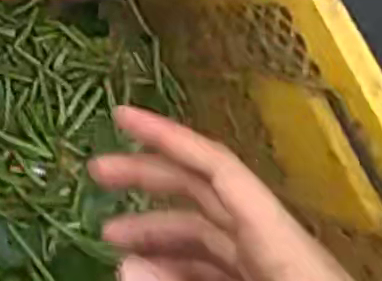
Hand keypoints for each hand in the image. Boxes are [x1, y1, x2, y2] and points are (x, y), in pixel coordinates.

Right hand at [89, 106, 353, 280]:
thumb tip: (122, 262)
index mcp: (285, 246)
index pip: (217, 168)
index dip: (165, 135)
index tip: (118, 116)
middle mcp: (281, 252)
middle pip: (205, 193)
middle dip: (147, 178)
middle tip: (95, 174)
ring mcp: (280, 277)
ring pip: (208, 235)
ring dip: (157, 231)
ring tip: (112, 242)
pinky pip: (219, 272)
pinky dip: (180, 268)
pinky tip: (150, 277)